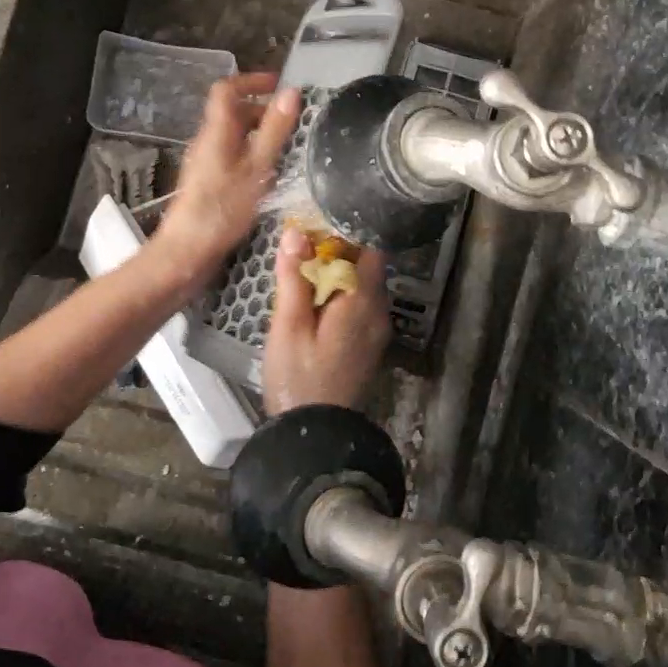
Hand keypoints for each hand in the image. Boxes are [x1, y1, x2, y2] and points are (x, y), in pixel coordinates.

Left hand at [157, 74, 300, 273]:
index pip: (227, 89)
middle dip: (262, 110)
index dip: (252, 80)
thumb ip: (274, 131)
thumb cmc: (221, 210)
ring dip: (259, 136)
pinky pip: (232, 159)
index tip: (280, 84)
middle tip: (292, 121)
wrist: (185, 253)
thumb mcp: (256, 169)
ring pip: (233, 138)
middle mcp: (207, 143)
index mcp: (215, 132)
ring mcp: (205, 165)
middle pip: (232, 114)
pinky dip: (252, 158)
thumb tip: (291, 93)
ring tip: (288, 148)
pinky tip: (270, 178)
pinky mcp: (208, 186)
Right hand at [263, 228, 391, 414]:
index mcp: (363, 302)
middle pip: (368, 270)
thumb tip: (296, 232)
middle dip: (338, 256)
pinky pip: (360, 312)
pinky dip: (342, 302)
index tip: (316, 230)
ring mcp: (377, 334)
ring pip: (363, 291)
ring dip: (339, 280)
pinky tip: (315, 308)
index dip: (345, 236)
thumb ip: (293, 277)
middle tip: (302, 252)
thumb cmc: (298, 377)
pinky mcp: (368, 349)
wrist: (316, 435)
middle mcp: (379, 313)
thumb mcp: (288, 325)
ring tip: (303, 277)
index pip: (371, 250)